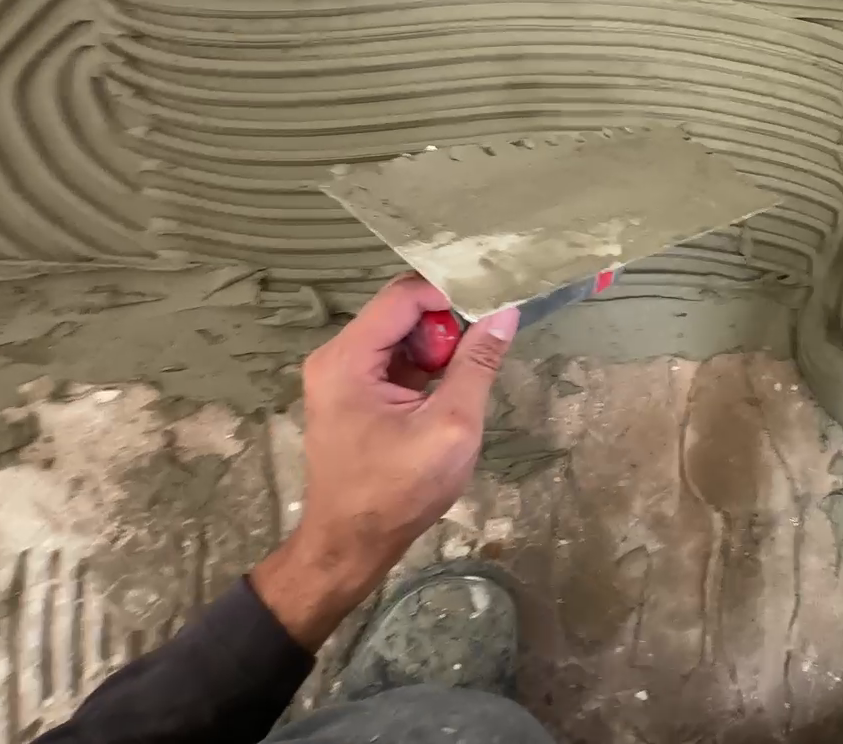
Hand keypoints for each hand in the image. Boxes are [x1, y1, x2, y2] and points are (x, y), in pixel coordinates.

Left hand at [251, 275, 518, 648]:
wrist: (352, 547)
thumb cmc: (399, 490)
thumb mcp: (452, 425)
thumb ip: (477, 363)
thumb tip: (505, 313)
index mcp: (348, 359)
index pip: (405, 295)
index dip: (451, 295)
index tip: (492, 310)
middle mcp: (337, 356)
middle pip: (402, 310)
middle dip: (448, 322)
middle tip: (486, 344)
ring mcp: (343, 374)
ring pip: (403, 332)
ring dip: (440, 344)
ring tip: (472, 368)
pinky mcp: (354, 391)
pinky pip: (397, 357)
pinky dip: (428, 363)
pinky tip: (451, 385)